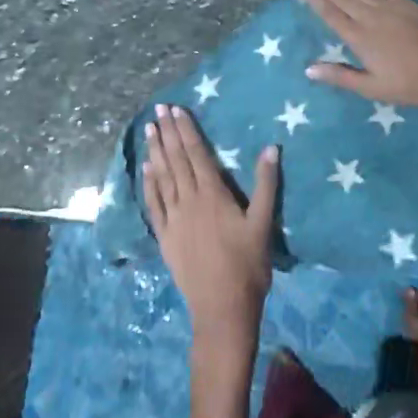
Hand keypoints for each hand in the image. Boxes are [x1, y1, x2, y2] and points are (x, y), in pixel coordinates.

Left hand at [143, 105, 279, 338]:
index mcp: (213, 194)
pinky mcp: (165, 236)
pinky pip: (154, 204)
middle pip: (176, 160)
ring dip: (156, 151)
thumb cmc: (248, 266)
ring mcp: (174, 218)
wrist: (222, 308)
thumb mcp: (263, 224)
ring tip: (149, 129)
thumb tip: (271, 148)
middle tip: (158, 109)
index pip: (197, 153)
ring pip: (163, 177)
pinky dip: (149, 183)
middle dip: (167, 132)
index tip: (176, 109)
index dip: (186, 130)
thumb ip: (266, 185)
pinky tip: (146, 169)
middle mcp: (189, 200)